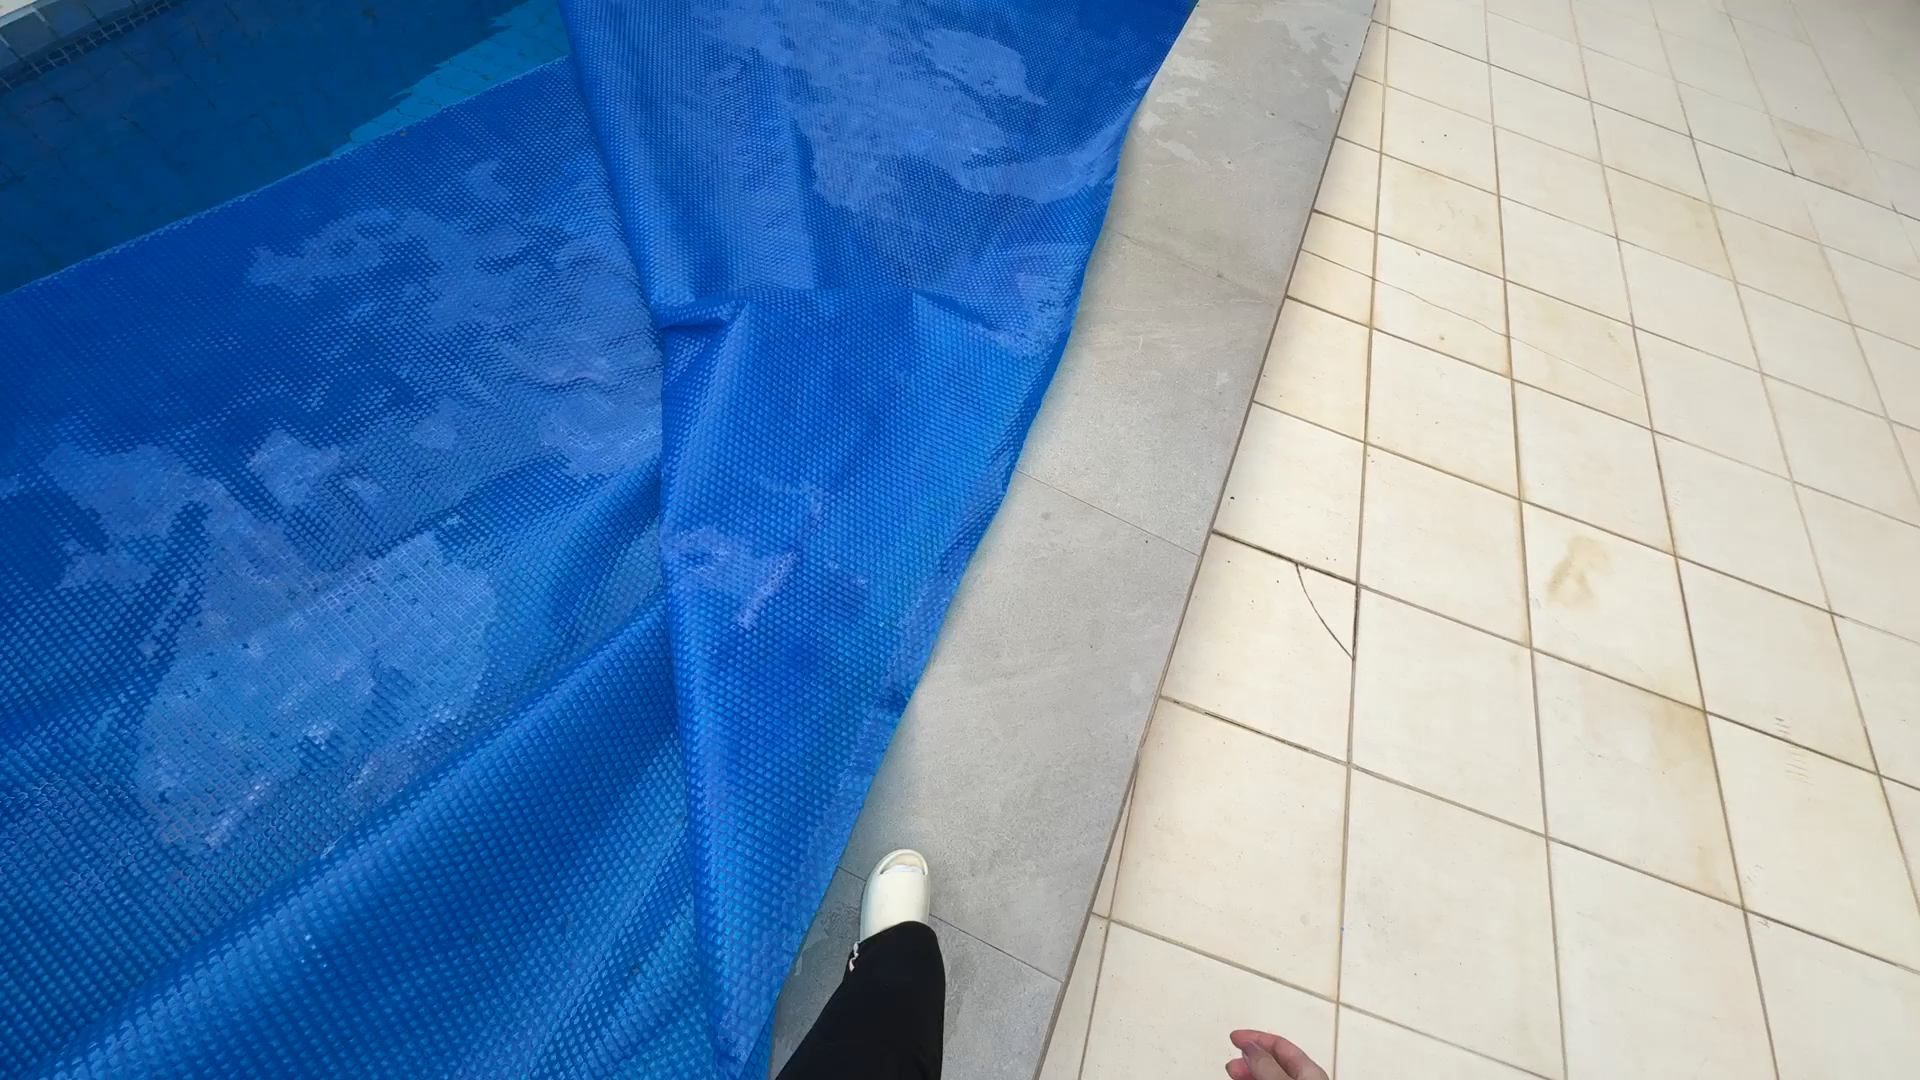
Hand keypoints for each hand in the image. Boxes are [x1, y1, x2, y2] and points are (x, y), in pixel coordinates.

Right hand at [1225, 1030, 1328, 1079]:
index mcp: (1310, 1070)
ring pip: (1273, 1077)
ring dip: (1251, 1073)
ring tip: (1235, 1076)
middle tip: (1231, 1065)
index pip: (1279, 1043)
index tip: (1233, 1037)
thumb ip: (1265, 1063)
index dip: (1254, 1037)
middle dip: (1250, 1059)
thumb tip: (1248, 1045)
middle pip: (1275, 1062)